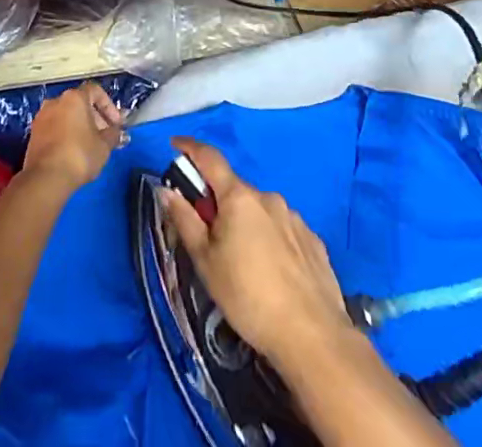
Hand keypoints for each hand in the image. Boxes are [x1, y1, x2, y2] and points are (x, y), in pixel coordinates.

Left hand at [21, 81, 124, 192]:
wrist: (47, 176)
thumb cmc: (80, 155)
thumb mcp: (104, 145)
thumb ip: (113, 134)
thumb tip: (116, 132)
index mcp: (74, 98)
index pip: (95, 91)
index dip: (109, 106)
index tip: (116, 124)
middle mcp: (55, 101)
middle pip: (80, 102)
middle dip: (96, 117)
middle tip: (106, 135)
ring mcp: (41, 116)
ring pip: (66, 114)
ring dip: (81, 125)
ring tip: (91, 145)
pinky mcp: (34, 132)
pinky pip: (55, 126)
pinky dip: (67, 133)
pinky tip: (74, 151)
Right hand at [161, 137, 355, 365]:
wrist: (313, 338)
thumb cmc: (247, 295)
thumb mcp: (204, 260)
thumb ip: (184, 220)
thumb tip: (167, 190)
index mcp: (239, 198)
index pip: (210, 158)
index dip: (190, 148)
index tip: (175, 145)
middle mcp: (269, 199)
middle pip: (234, 190)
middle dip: (218, 202)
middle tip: (208, 235)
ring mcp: (295, 219)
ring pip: (260, 211)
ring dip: (245, 222)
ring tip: (243, 261)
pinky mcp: (315, 242)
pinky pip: (282, 229)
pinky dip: (269, 238)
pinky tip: (271, 270)